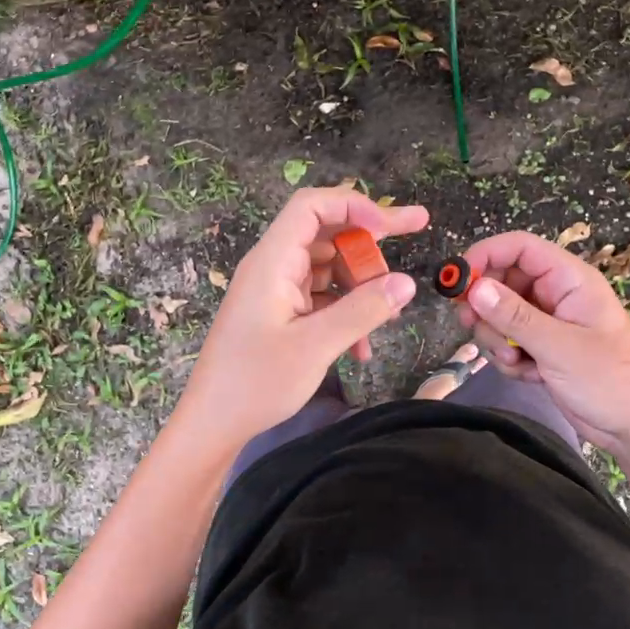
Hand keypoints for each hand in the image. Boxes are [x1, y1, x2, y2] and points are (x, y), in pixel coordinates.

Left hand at [172, 188, 427, 447]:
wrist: (213, 423)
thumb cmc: (256, 382)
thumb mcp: (315, 346)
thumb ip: (362, 311)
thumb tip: (406, 283)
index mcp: (273, 261)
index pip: (312, 206)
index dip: (354, 205)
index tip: (392, 225)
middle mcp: (273, 267)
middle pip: (327, 233)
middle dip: (370, 240)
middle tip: (417, 232)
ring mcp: (276, 291)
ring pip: (329, 268)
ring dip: (361, 285)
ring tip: (392, 313)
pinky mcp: (280, 315)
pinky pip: (320, 298)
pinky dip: (345, 312)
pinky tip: (362, 348)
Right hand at [456, 231, 629, 454]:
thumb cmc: (609, 380)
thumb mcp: (559, 347)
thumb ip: (514, 316)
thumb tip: (474, 288)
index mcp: (570, 280)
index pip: (520, 247)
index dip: (486, 255)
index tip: (458, 279)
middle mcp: (556, 295)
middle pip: (503, 280)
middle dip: (486, 306)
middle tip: (471, 324)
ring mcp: (548, 323)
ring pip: (500, 314)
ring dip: (497, 338)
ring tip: (515, 362)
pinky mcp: (541, 349)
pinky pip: (508, 341)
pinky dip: (508, 358)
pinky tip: (528, 375)